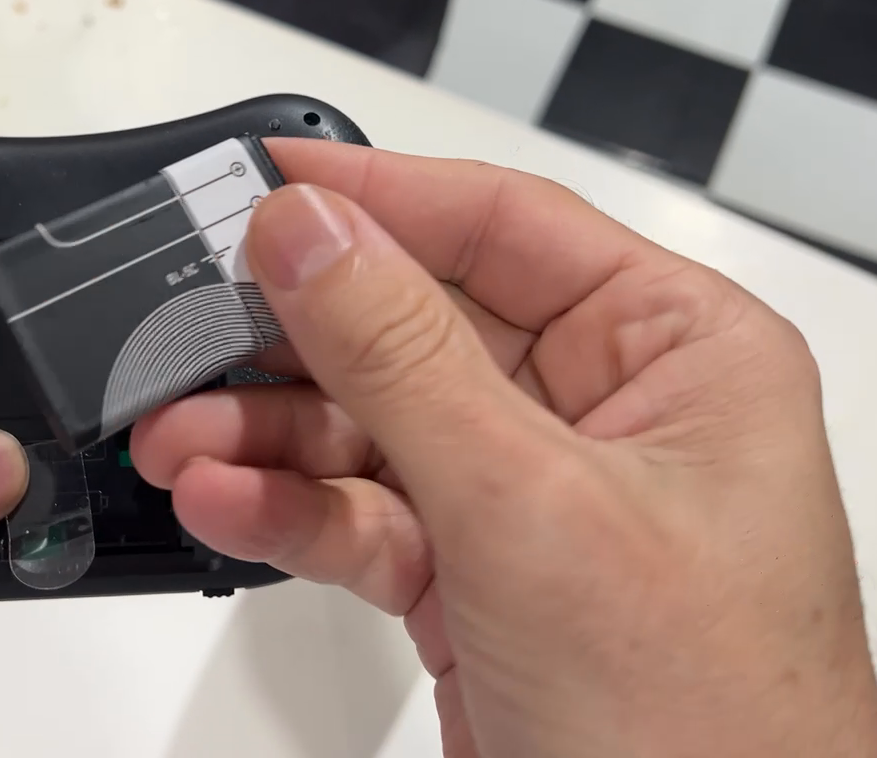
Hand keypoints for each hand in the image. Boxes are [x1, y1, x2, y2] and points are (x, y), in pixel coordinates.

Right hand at [133, 141, 876, 757]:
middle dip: (295, 336)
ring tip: (178, 437)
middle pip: (411, 320)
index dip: (376, 189)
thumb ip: (399, 354)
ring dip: (267, 429)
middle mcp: (592, 401)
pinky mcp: (462, 555)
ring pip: (368, 414)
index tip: (269, 174)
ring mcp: (518, 481)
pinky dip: (287, 503)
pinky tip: (222, 499)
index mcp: (669, 348)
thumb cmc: (698, 738)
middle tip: (193, 316)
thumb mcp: (528, 507)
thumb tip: (302, 226)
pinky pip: (358, 500)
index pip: (497, 222)